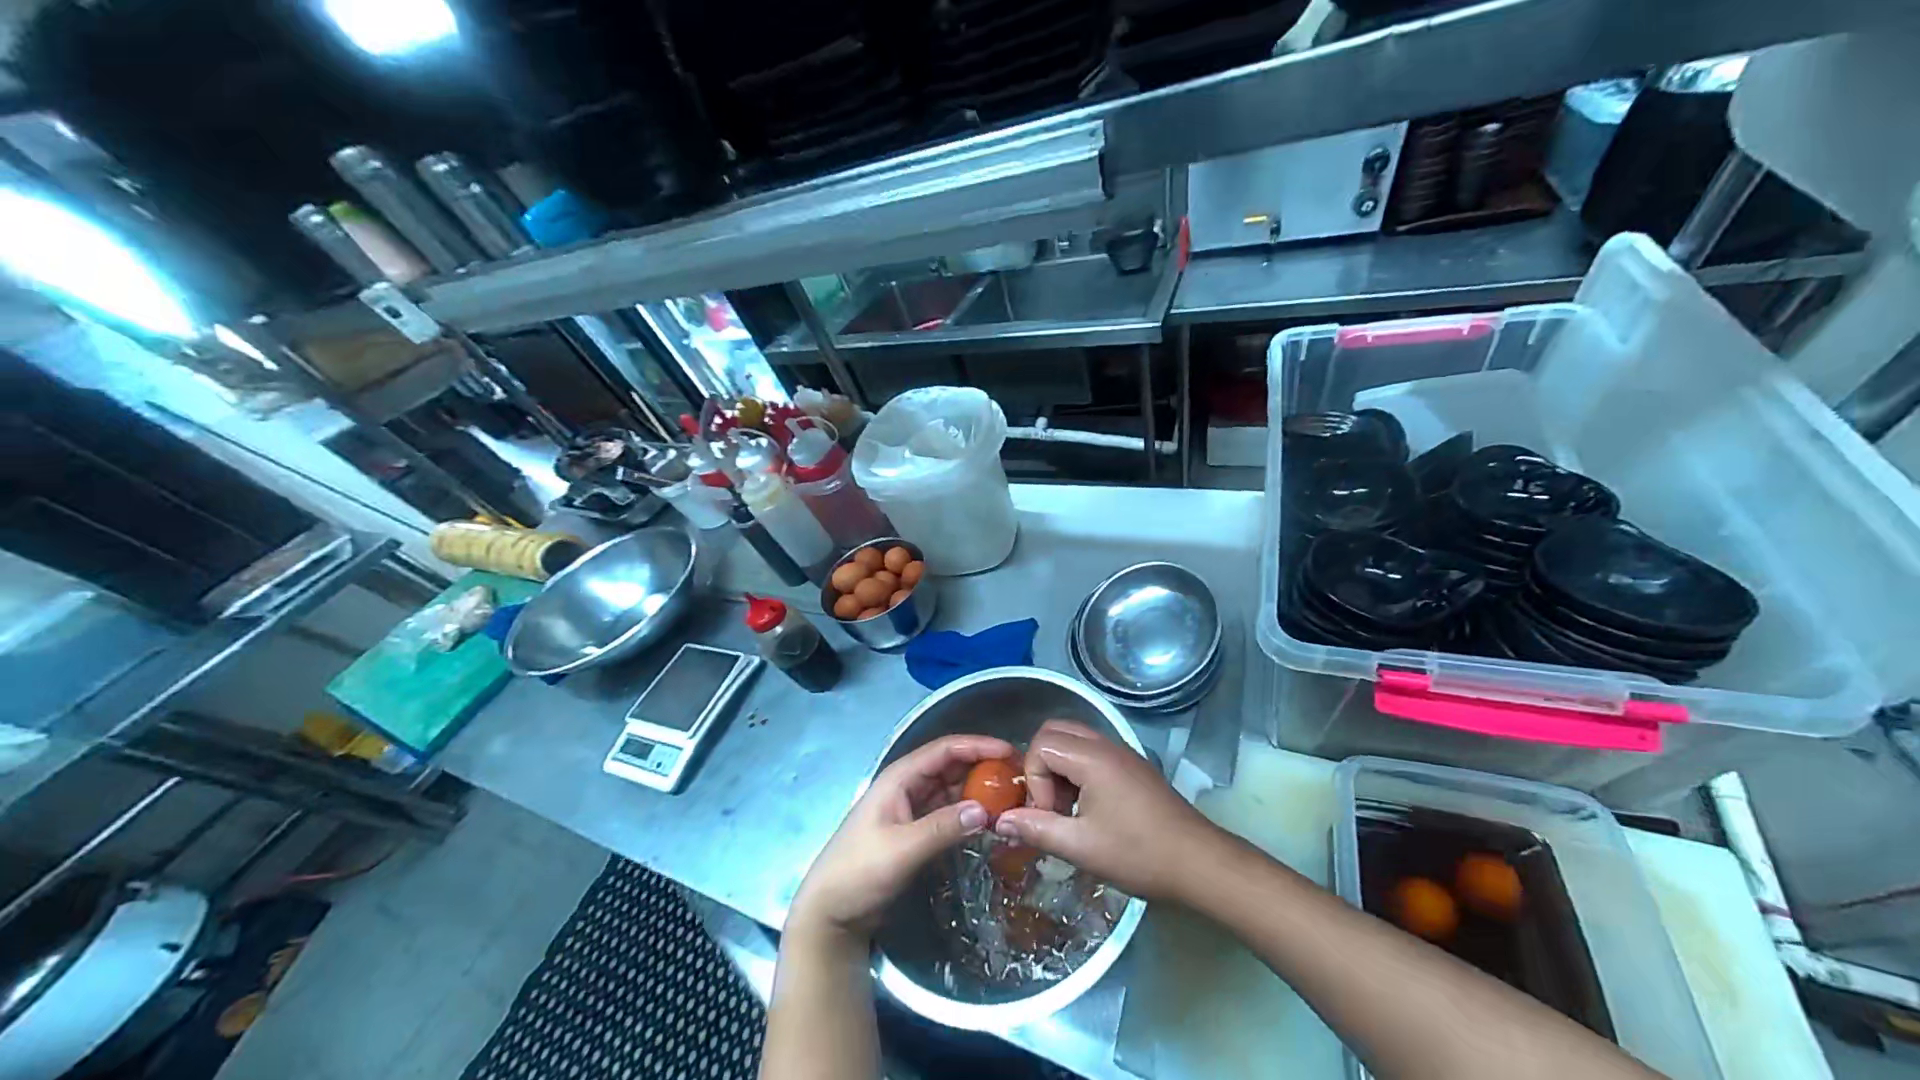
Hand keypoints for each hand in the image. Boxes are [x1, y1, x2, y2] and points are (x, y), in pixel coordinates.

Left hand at [789, 734, 1015, 938]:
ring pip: (952, 790)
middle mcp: (908, 787)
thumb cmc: (859, 872)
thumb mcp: (901, 849)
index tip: (1010, 753)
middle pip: (952, 767)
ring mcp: (912, 810)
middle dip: (984, 768)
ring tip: (1013, 798)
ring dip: (979, 791)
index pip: (945, 750)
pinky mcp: (916, 833)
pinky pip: (949, 814)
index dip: (978, 747)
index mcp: (900, 778)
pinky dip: (969, 814)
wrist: (830, 913)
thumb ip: (942, 828)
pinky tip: (991, 821)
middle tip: (1019, 778)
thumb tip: (985, 810)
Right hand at [993, 719, 1223, 902]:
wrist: (1200, 863)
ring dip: (1059, 768)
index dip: (1034, 780)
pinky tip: (1088, 809)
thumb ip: (1036, 829)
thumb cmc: (1138, 854)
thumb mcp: (1080, 847)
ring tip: (1066, 810)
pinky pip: (1092, 752)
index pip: (1041, 746)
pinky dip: (1078, 771)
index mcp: (1092, 758)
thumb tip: (1000, 821)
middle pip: (1054, 732)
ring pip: (1073, 740)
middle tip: (1049, 805)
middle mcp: (1105, 745)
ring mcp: (1122, 753)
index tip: (1047, 816)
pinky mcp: (1132, 766)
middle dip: (1041, 765)